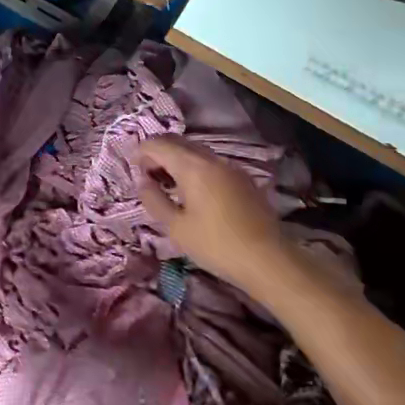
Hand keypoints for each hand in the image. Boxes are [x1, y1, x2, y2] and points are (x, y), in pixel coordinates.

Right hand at [136, 136, 299, 296]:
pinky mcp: (244, 180)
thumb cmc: (216, 245)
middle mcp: (212, 159)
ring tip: (169, 186)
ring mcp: (231, 167)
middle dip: (158, 153)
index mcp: (192, 167)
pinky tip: (195, 193)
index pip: (158, 144)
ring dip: (177, 160)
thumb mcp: (176, 227)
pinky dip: (195, 168)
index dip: (141, 153)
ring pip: (195, 151)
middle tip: (148, 177)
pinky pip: (211, 163)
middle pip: (177, 142)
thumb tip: (142, 181)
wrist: (270, 262)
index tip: (134, 172)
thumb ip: (153, 199)